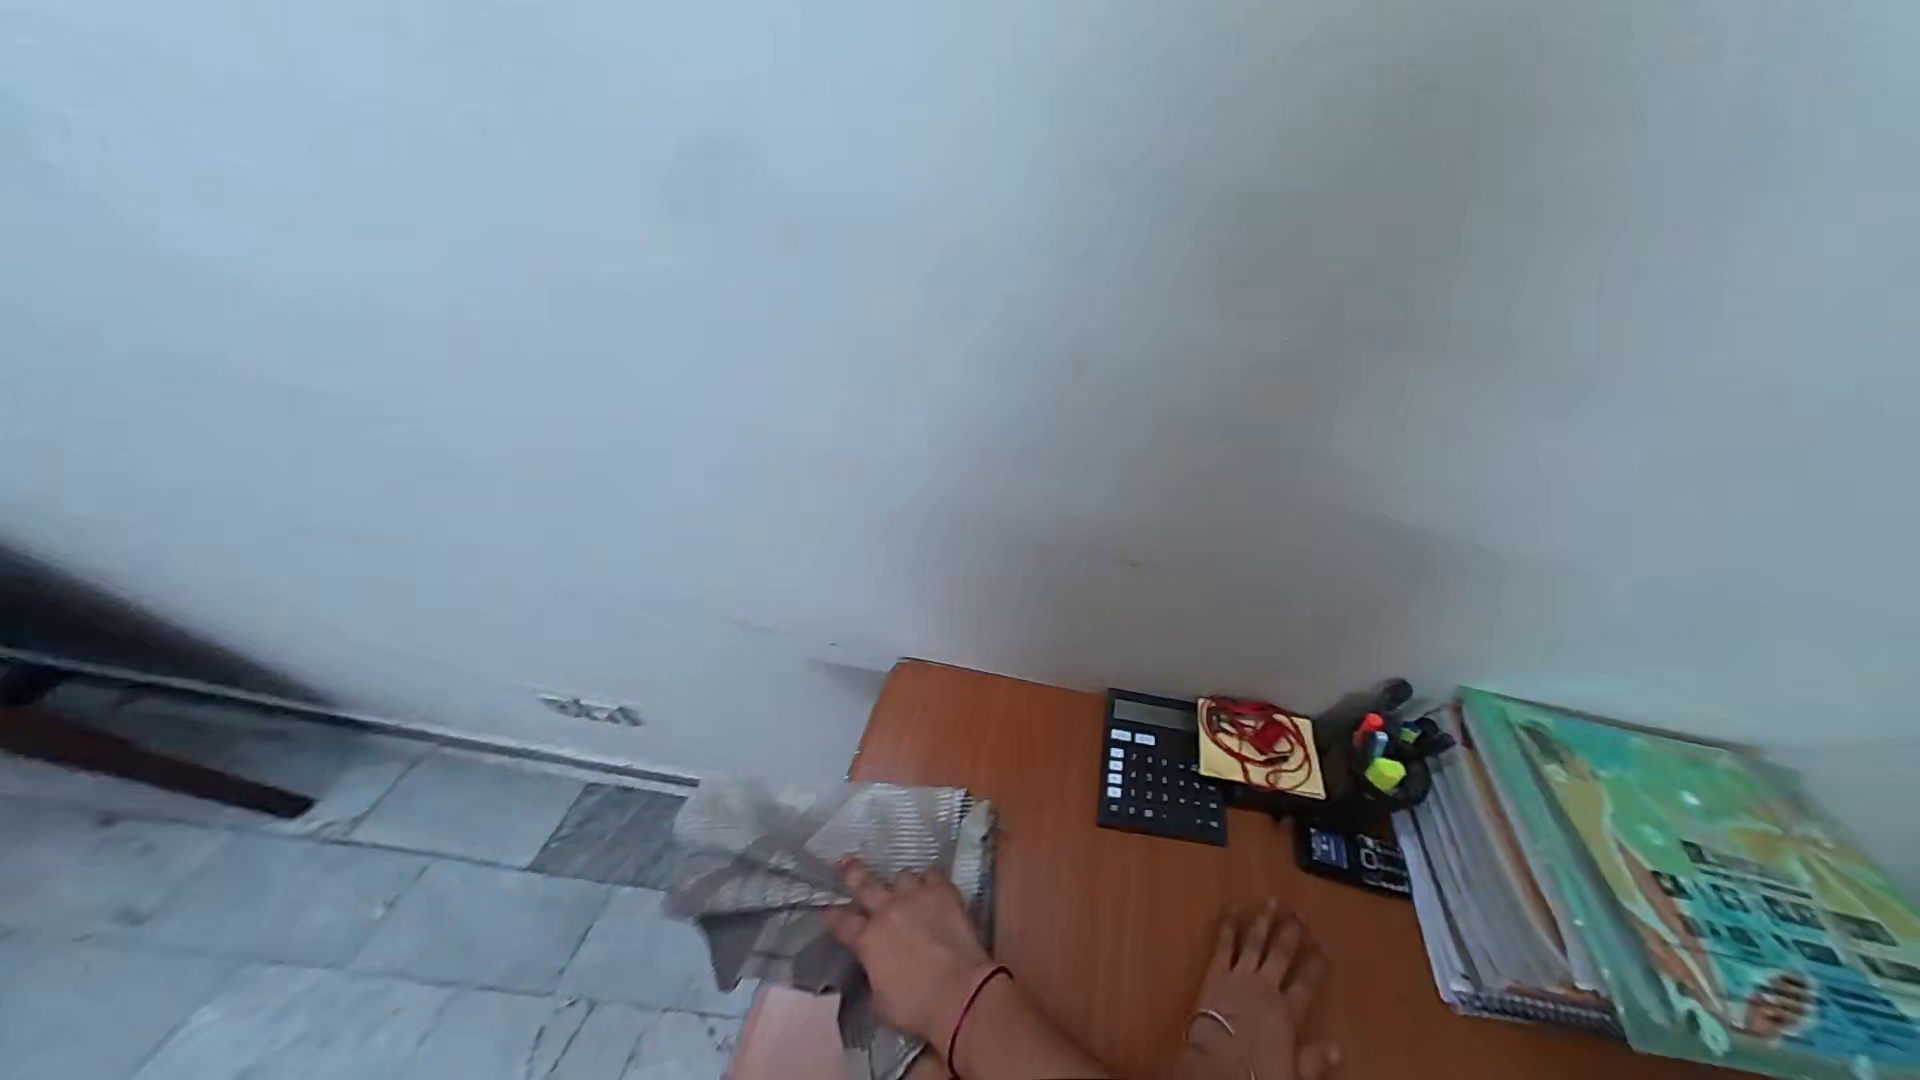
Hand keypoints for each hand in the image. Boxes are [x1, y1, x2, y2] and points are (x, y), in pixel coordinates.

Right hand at [820, 859, 994, 1044]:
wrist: (959, 992)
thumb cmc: (916, 1006)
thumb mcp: (880, 1001)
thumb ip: (872, 975)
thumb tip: (872, 968)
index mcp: (868, 940)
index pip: (841, 923)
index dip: (830, 916)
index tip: (824, 910)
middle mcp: (887, 910)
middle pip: (865, 883)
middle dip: (852, 873)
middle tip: (845, 863)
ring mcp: (915, 896)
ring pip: (900, 876)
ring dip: (898, 883)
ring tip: (901, 886)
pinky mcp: (942, 891)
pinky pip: (931, 874)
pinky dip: (928, 879)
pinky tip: (930, 884)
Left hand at [1183, 900, 1338, 1079]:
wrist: (1217, 1067)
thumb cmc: (1256, 1076)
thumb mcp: (1293, 1077)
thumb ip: (1314, 1061)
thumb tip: (1338, 1050)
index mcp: (1287, 1014)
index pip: (1307, 985)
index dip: (1317, 966)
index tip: (1324, 949)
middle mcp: (1265, 987)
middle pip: (1281, 955)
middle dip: (1292, 934)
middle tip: (1300, 915)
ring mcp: (1239, 975)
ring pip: (1255, 942)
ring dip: (1264, 921)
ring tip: (1272, 902)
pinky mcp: (1215, 971)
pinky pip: (1224, 943)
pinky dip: (1228, 924)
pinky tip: (1232, 908)